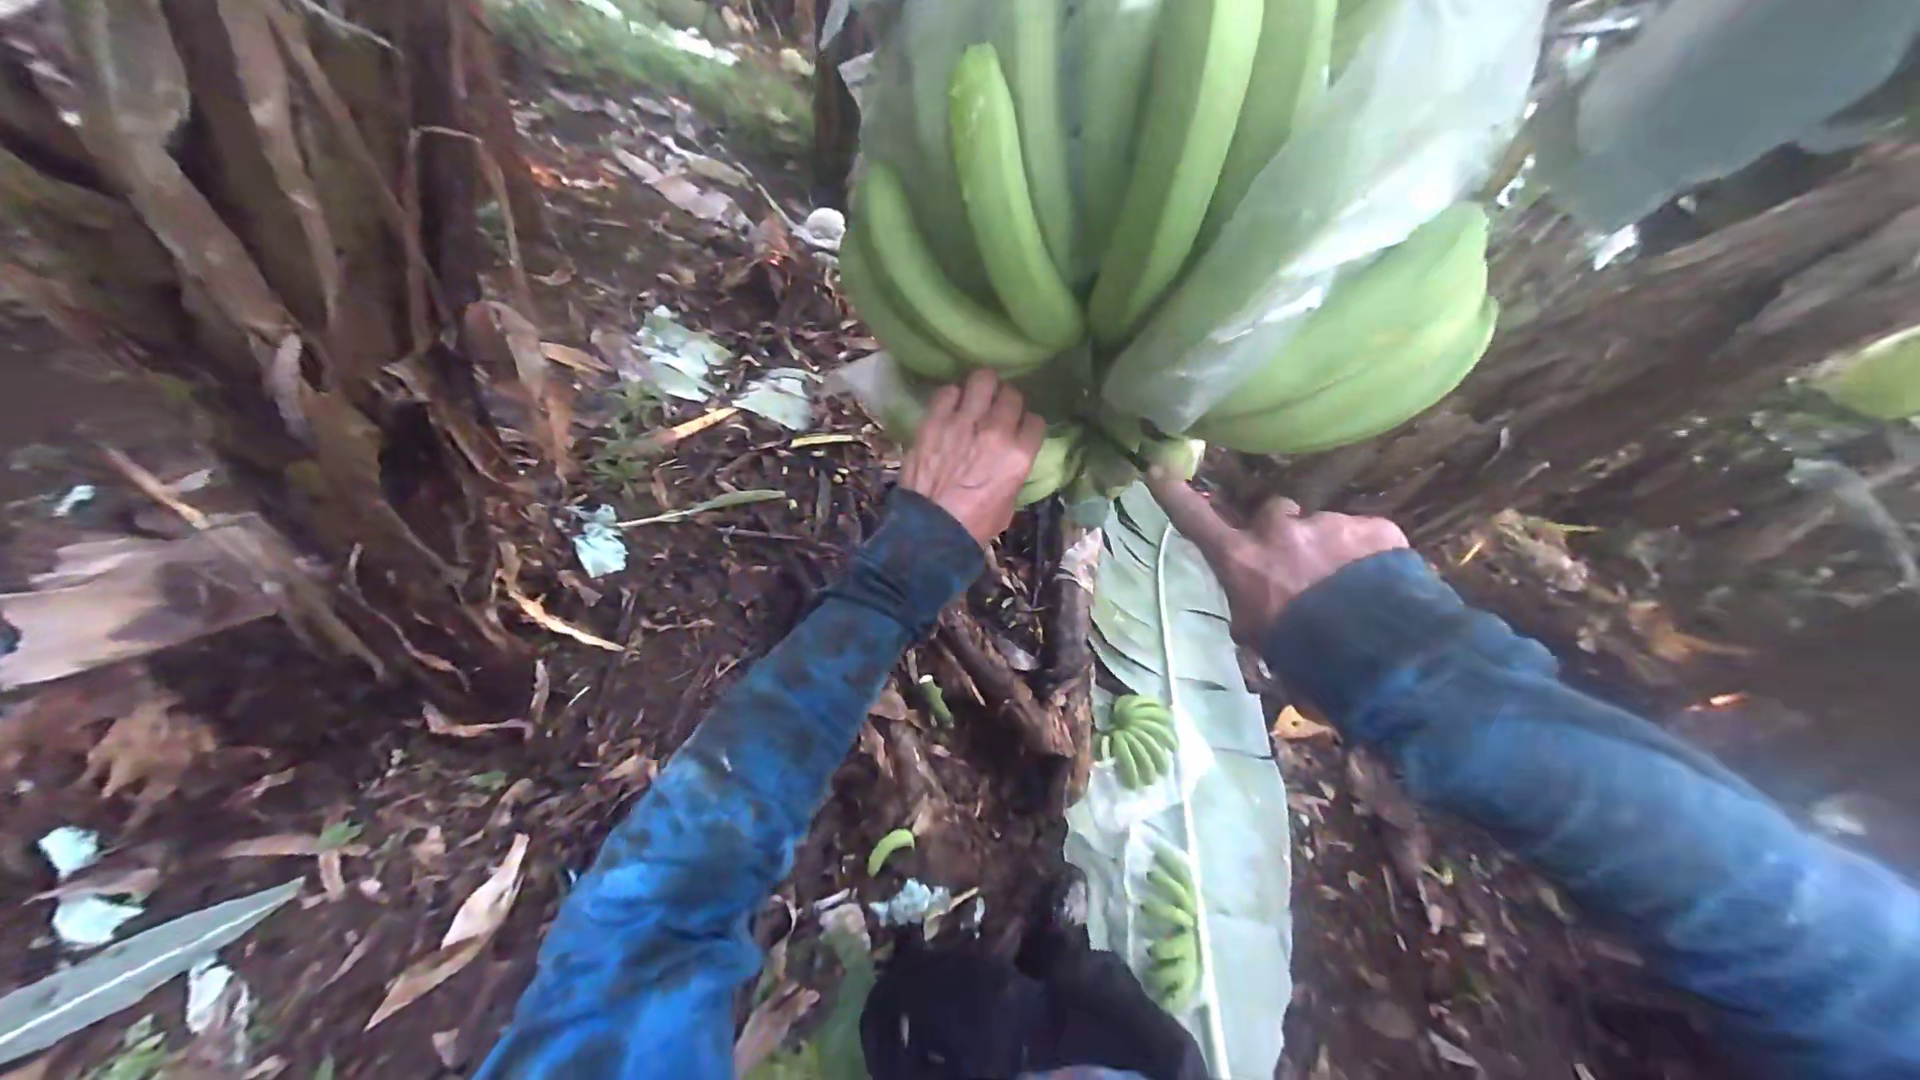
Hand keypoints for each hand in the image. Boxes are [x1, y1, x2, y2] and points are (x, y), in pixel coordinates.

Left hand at [900, 369, 1045, 547]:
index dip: (1028, 425)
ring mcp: (963, 422)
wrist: (930, 530)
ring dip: (982, 388)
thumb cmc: (974, 526)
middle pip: (1012, 395)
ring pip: (982, 380)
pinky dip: (952, 396)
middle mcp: (995, 432)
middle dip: (1008, 401)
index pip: (1036, 421)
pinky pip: (948, 391)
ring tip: (976, 398)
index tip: (1020, 429)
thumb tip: (1009, 460)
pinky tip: (950, 407)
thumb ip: (1013, 473)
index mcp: (1018, 456)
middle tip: (997, 409)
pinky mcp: (934, 420)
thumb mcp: (1008, 503)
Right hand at [1145, 468, 1408, 641]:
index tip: (1156, 470)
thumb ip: (1250, 612)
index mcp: (1242, 560)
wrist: (1381, 657)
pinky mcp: (1372, 528)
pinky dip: (1370, 555)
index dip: (1174, 495)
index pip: (1196, 521)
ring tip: (1353, 588)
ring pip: (1324, 527)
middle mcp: (1278, 532)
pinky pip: (1367, 535)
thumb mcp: (1258, 639)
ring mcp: (1327, 525)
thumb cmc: (1303, 655)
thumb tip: (1249, 617)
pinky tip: (1382, 584)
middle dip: (1285, 530)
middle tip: (1303, 564)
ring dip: (1331, 549)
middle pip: (1275, 512)